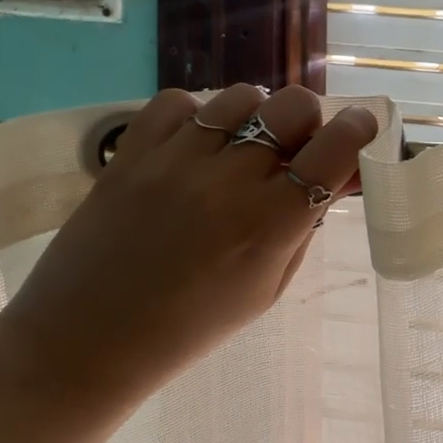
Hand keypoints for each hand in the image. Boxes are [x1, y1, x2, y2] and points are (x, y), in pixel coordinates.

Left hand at [0, 84, 379, 401]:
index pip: (337, 146)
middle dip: (308, 120)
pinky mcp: (128, 158)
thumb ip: (305, 224)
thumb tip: (336, 178)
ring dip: (256, 116)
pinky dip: (196, 115)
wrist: (82, 345)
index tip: (359, 130)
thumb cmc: (194, 325)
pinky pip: (176, 103)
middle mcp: (230, 182)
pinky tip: (196, 144)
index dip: (359, 128)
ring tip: (243, 145)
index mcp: (273, 222)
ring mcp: (175, 164)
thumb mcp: (272, 283)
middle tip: (295, 148)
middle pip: (293, 106)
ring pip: (241, 97)